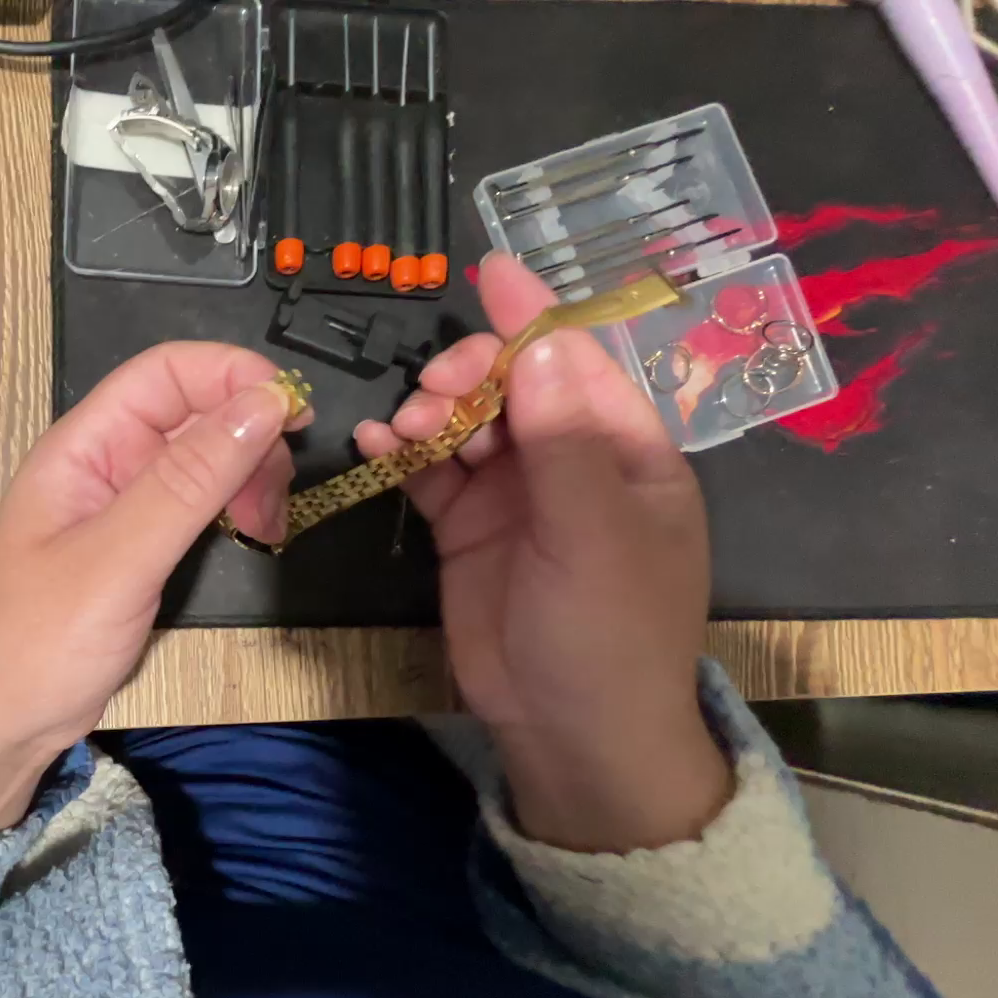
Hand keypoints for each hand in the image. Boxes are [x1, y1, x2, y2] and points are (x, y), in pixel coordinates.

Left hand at [0, 343, 309, 840]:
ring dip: (246, 477)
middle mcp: (105, 465)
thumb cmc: (36, 641)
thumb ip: (188, 481)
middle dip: (247, 437)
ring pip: (201, 461)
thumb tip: (264, 403)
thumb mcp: (116, 558)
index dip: (232, 375)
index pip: (165, 372)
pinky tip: (250, 536)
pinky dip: (230, 511)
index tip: (293, 413)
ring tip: (267, 527)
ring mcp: (122, 509)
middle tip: (279, 496)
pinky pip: (194, 506)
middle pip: (192, 413)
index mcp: (85, 446)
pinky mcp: (137, 550)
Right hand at [354, 254, 729, 850]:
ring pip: (464, 423)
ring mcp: (511, 494)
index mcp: (622, 452)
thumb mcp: (595, 537)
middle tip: (431, 394)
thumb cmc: (603, 633)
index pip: (577, 364)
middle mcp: (566, 461)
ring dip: (429, 412)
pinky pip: (430, 471)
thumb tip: (541, 346)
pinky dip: (402, 453)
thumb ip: (567, 442)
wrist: (562, 727)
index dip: (536, 317)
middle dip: (467, 375)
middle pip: (510, 386)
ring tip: (403, 426)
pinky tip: (375, 444)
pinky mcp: (464, 526)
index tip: (491, 271)